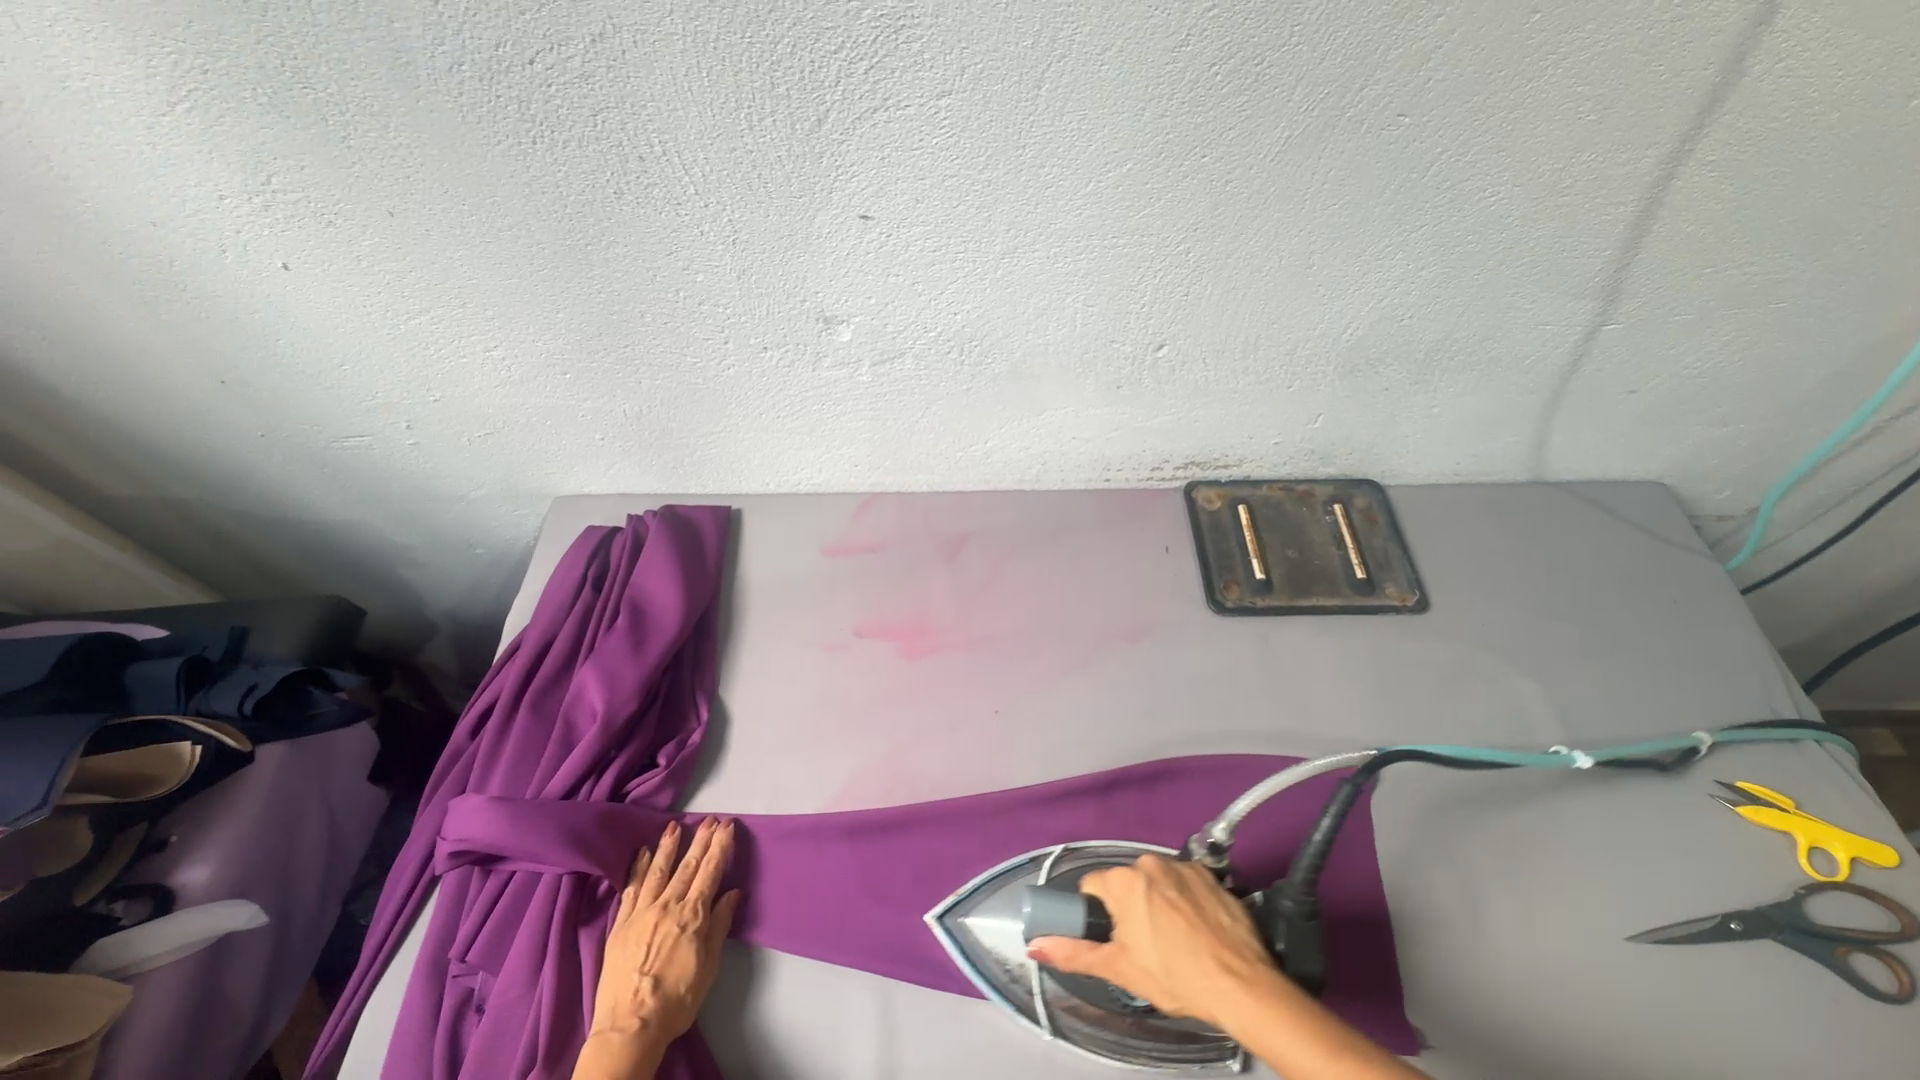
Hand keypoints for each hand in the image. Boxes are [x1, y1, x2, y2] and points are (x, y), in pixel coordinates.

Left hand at [574, 818, 739, 1079]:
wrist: (630, 1025)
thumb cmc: (677, 1000)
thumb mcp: (708, 966)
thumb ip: (719, 927)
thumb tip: (731, 894)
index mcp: (693, 916)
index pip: (710, 872)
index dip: (720, 847)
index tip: (727, 827)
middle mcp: (667, 907)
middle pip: (688, 866)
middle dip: (700, 840)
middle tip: (710, 819)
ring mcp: (641, 913)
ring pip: (658, 870)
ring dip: (669, 846)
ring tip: (675, 826)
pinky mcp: (621, 924)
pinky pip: (632, 888)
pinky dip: (639, 868)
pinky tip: (643, 853)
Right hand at [1027, 854, 1274, 1027]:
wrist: (1241, 984)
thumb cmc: (1175, 976)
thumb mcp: (1119, 969)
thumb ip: (1073, 953)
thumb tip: (1034, 946)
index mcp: (1123, 882)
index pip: (1093, 887)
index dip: (1097, 914)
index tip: (1113, 937)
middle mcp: (1151, 863)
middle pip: (1126, 883)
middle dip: (1129, 907)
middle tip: (1144, 944)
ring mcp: (1185, 866)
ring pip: (1157, 881)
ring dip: (1159, 901)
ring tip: (1175, 938)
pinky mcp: (1213, 875)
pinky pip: (1186, 882)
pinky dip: (1186, 899)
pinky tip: (1196, 928)